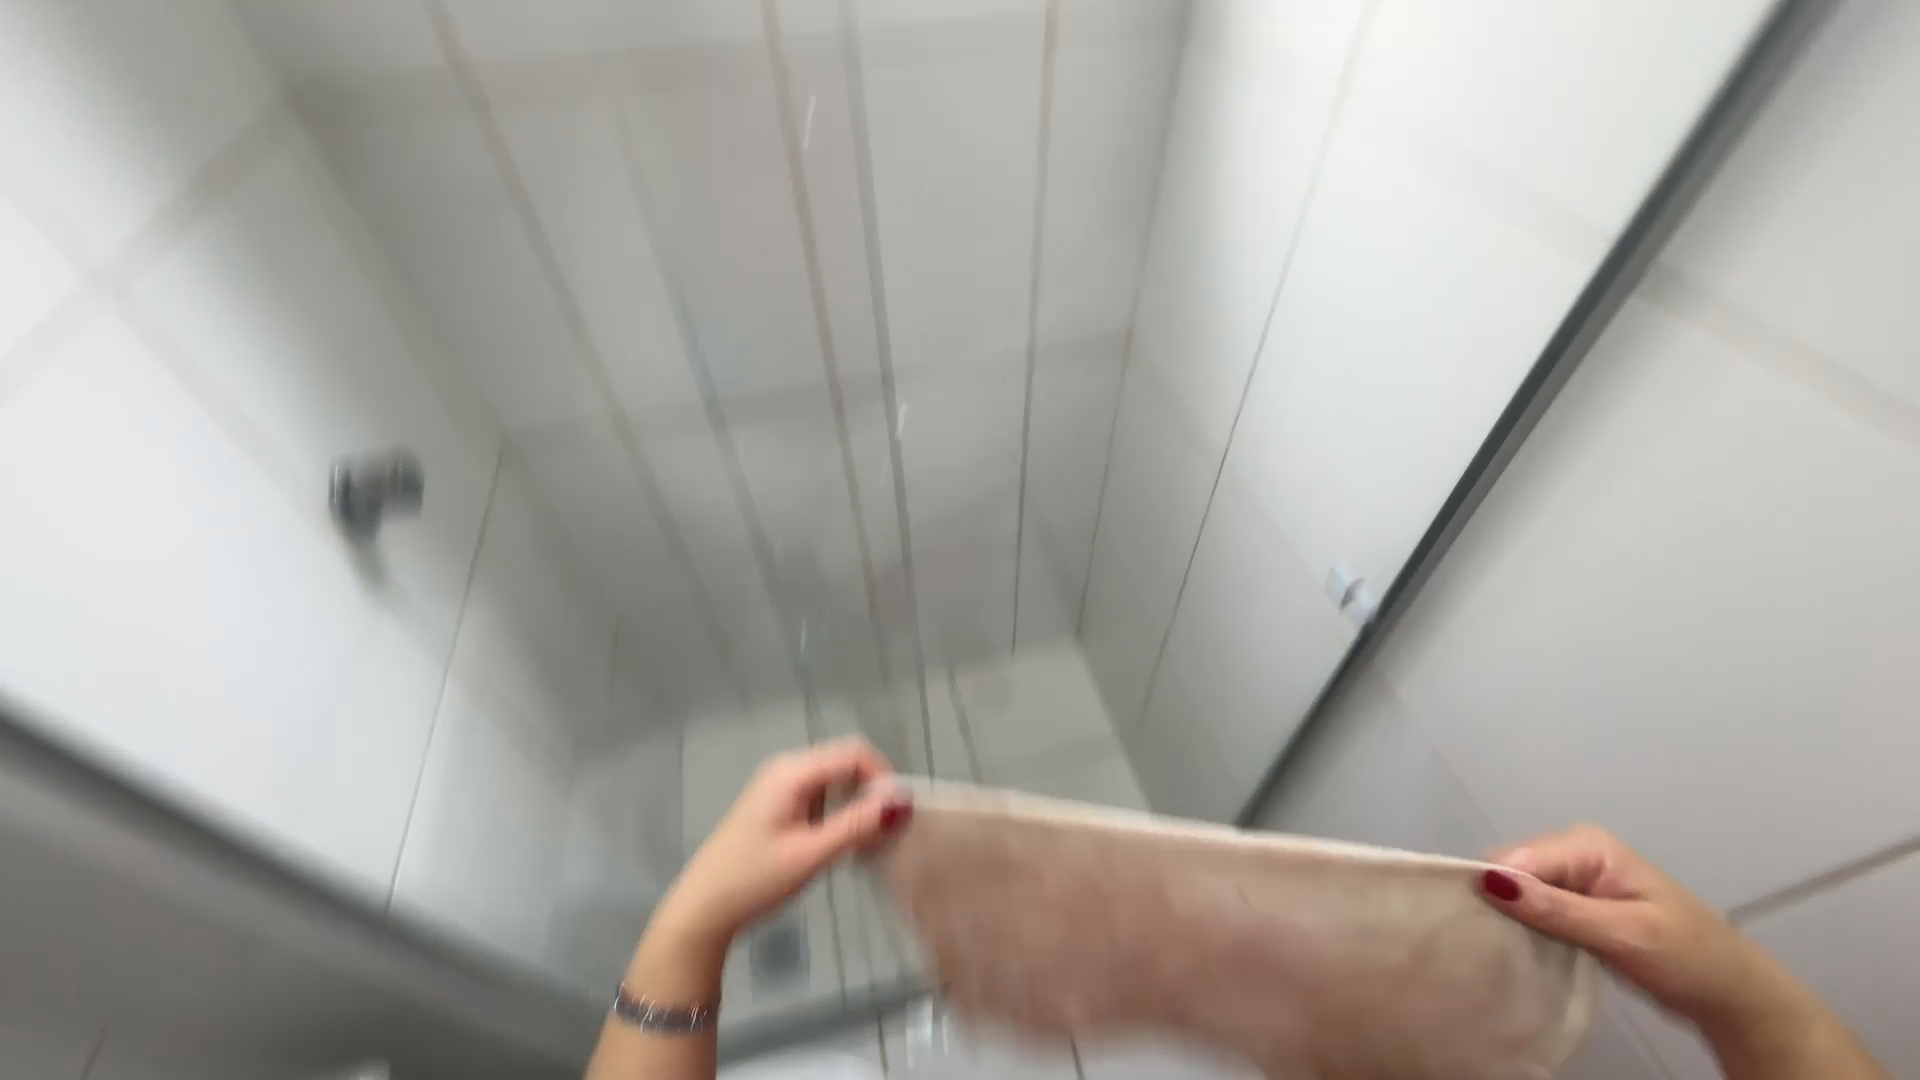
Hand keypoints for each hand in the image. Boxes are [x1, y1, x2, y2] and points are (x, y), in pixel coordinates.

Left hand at [652, 738, 911, 951]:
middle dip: (872, 791)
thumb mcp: (811, 854)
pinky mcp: (779, 805)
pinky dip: (839, 812)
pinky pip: (821, 795)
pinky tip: (841, 843)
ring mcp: (781, 786)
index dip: (883, 778)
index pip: (854, 753)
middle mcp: (787, 768)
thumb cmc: (755, 880)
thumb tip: (903, 799)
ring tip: (866, 842)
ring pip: (836, 780)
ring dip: (856, 804)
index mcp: (793, 771)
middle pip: (846, 762)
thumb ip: (857, 824)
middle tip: (885, 832)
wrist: (702, 911)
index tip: (897, 816)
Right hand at [1477, 825, 1779, 1028]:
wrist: (1737, 999)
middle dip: (1501, 902)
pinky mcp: (1571, 900)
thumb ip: (1557, 909)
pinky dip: (1524, 925)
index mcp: (1585, 844)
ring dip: (1511, 917)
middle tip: (1507, 943)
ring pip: (1514, 888)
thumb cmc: (1690, 960)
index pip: (1515, 858)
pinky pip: (1529, 904)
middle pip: (1509, 869)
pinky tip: (1529, 945)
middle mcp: (1571, 850)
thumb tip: (1487, 881)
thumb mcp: (1625, 935)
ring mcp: (1571, 875)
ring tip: (1516, 947)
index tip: (1491, 930)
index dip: (1496, 890)